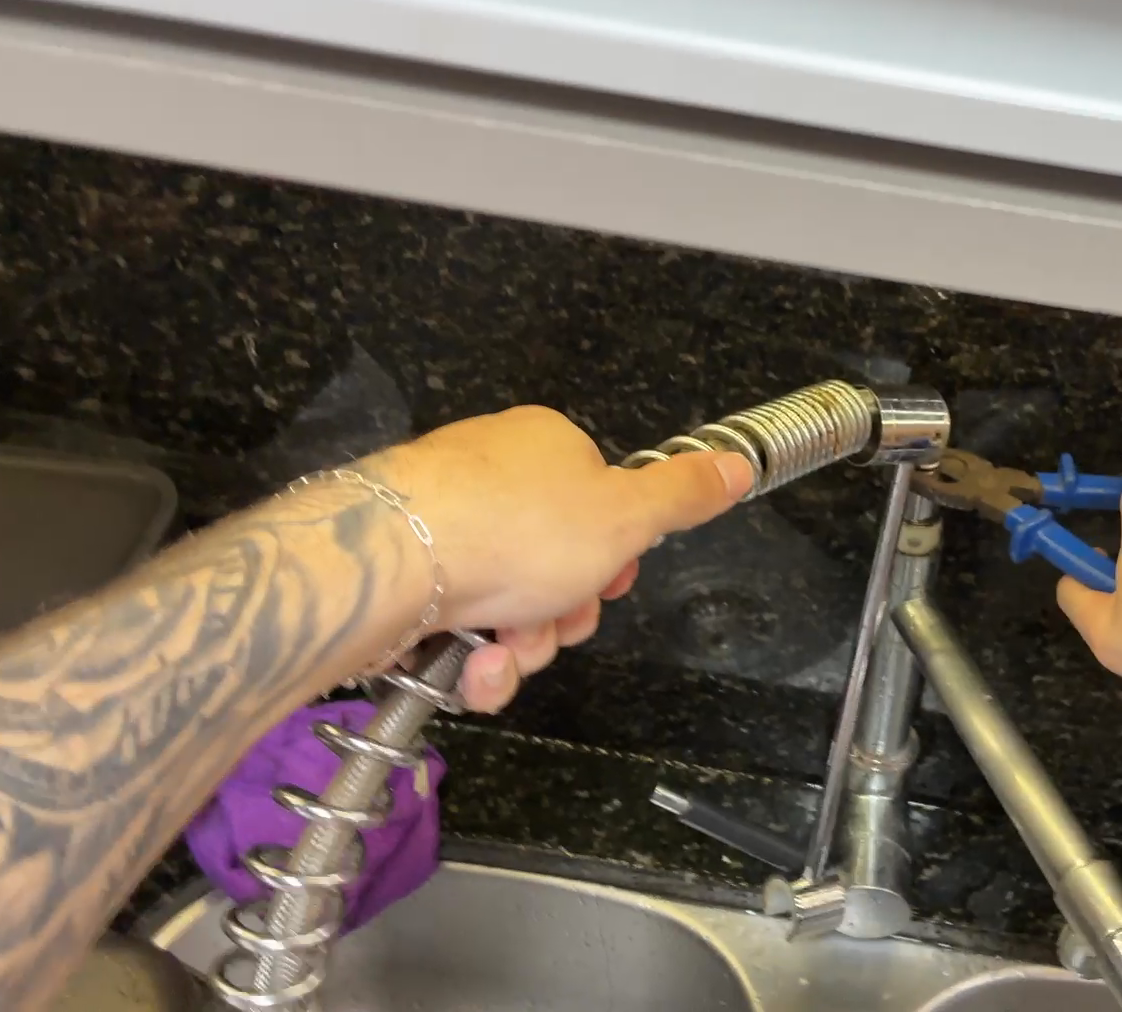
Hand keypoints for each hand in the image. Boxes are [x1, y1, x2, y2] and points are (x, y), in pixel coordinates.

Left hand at [373, 406, 752, 711]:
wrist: (383, 563)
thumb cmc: (523, 531)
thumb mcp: (628, 516)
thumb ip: (685, 493)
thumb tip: (739, 462)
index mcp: (549, 448)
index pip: (603, 506)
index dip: (617, 556)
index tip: (611, 581)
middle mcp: (494, 474)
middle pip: (560, 558)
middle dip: (566, 609)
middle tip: (556, 622)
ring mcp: (441, 519)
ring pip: (511, 596)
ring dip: (524, 641)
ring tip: (504, 655)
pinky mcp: (397, 565)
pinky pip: (459, 613)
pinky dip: (475, 653)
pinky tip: (472, 672)